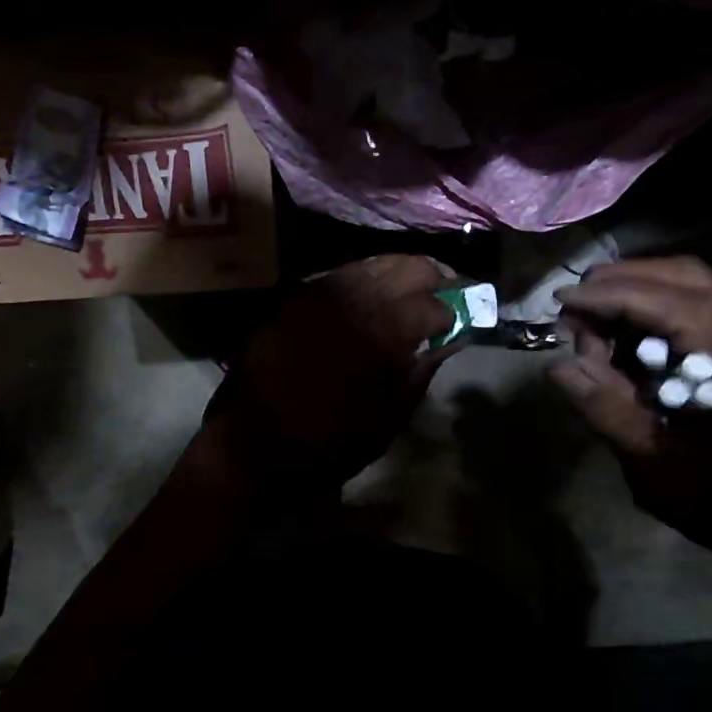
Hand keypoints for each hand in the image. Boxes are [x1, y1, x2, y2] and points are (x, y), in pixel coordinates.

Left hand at [207, 255, 455, 490]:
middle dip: (433, 276)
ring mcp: (318, 293)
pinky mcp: (295, 297)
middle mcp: (350, 301)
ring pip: (371, 263)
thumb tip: (448, 343)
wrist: (247, 448)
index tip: (465, 318)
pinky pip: (339, 273)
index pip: (430, 306)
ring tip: (418, 283)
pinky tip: (375, 288)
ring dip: (400, 269)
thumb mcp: (384, 422)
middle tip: (450, 288)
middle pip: (405, 268)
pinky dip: (365, 276)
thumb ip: (419, 374)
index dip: (454, 310)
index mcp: (377, 335)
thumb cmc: (322, 447)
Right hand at [547, 257, 711, 565]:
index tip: (564, 301)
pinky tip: (640, 332)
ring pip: (704, 286)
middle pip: (690, 278)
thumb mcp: (651, 466)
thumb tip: (560, 365)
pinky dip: (668, 305)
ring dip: (645, 287)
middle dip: (626, 280)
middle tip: (579, 302)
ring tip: (602, 311)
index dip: (610, 295)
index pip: (669, 304)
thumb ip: (605, 409)